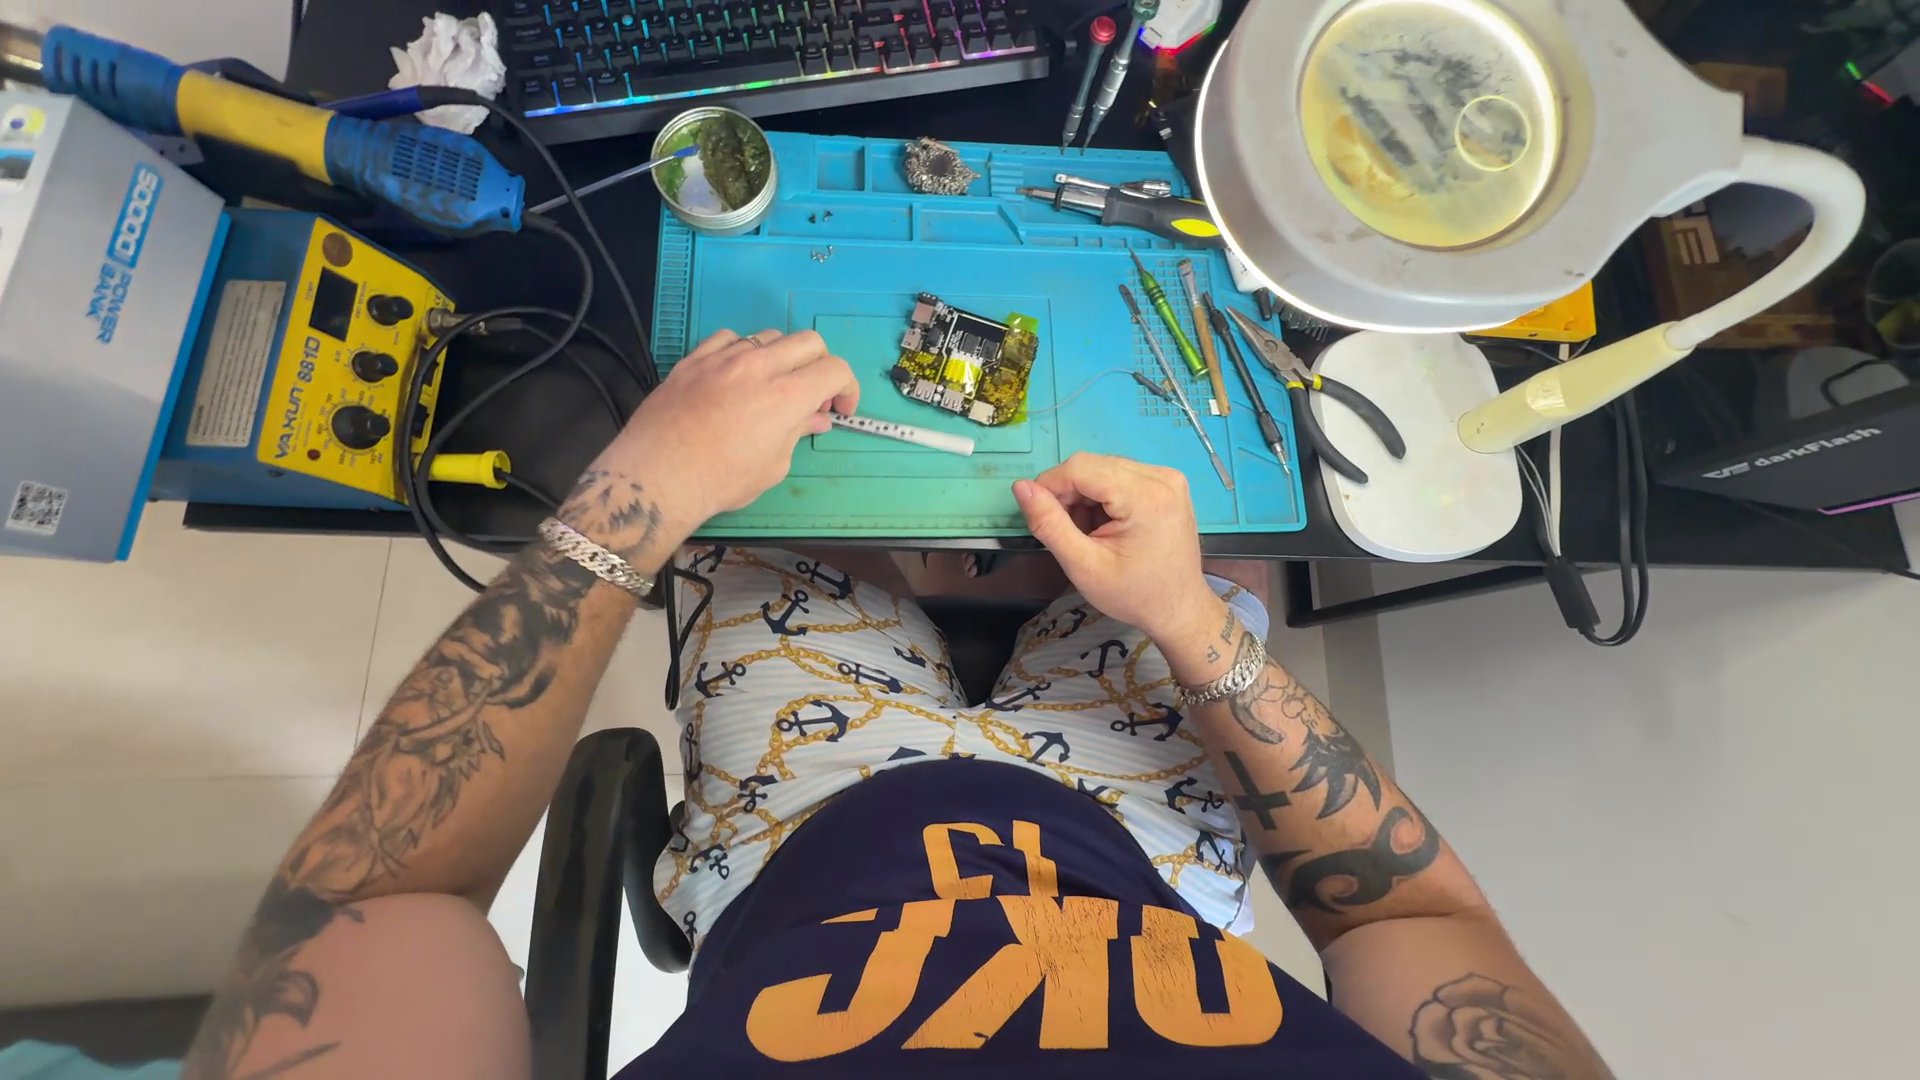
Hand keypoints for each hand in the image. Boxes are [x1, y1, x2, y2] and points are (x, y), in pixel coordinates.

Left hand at [562, 328, 857, 557]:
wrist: (657, 476)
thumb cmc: (721, 481)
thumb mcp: (773, 465)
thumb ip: (797, 433)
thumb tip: (815, 419)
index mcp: (787, 395)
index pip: (835, 369)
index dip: (848, 388)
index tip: (839, 410)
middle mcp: (759, 365)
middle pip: (808, 342)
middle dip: (822, 365)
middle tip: (814, 395)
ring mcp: (723, 357)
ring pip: (769, 336)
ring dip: (783, 357)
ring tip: (773, 386)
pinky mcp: (694, 359)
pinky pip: (728, 338)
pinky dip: (744, 351)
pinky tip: (737, 374)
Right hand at [1012, 453, 1218, 642]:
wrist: (1178, 608)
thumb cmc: (1132, 594)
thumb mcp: (1083, 566)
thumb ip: (1049, 524)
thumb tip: (1021, 487)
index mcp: (1144, 496)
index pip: (1080, 468)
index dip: (1050, 486)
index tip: (1040, 516)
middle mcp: (1160, 476)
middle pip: (1092, 465)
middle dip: (1069, 494)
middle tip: (1068, 531)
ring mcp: (1168, 477)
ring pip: (1103, 468)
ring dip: (1085, 495)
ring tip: (1090, 532)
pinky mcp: (1168, 483)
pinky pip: (1121, 475)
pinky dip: (1103, 496)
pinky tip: (1107, 525)